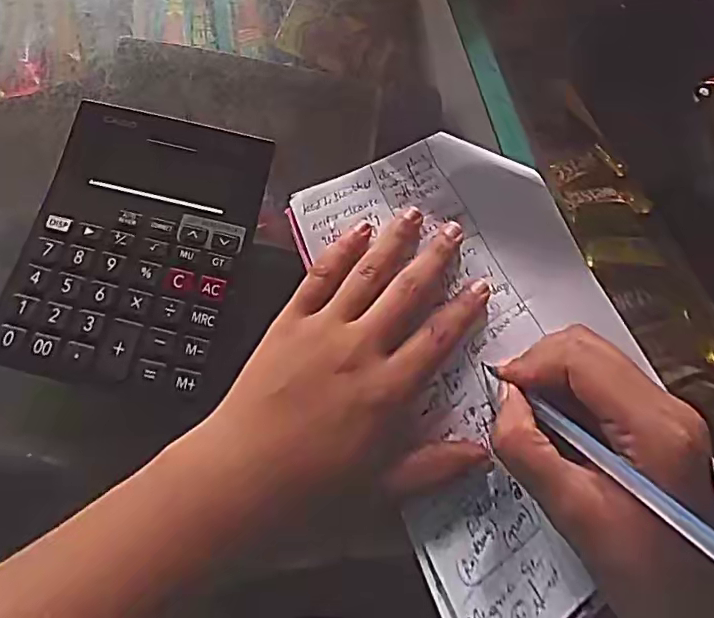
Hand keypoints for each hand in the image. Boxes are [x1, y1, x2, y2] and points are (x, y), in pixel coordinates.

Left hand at [183, 209, 492, 522]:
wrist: (234, 482)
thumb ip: (432, 469)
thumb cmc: (304, 498)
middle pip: (407, 292)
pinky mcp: (289, 323)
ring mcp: (323, 331)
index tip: (479, 286)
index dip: (463, 309)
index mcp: (386, 392)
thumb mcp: (379, 495)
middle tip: (452, 231)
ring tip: (411, 215)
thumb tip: (477, 453)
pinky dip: (340, 251)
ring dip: (392, 241)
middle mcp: (359, 351)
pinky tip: (355, 232)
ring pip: (367, 274)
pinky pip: (319, 277)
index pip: (437, 338)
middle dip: (434, 258)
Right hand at [491, 326, 713, 617]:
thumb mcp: (576, 515)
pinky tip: (559, 430)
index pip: (578, 355)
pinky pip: (599, 384)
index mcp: (659, 428)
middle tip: (515, 402)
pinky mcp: (658, 423)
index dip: (531, 363)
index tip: (504, 387)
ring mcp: (668, 414)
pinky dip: (568, 394)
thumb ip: (529, 450)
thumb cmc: (655, 582)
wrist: (696, 614)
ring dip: (552, 380)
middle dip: (540, 366)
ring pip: (591, 360)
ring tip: (536, 421)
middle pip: (586, 347)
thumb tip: (505, 401)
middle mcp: (671, 409)